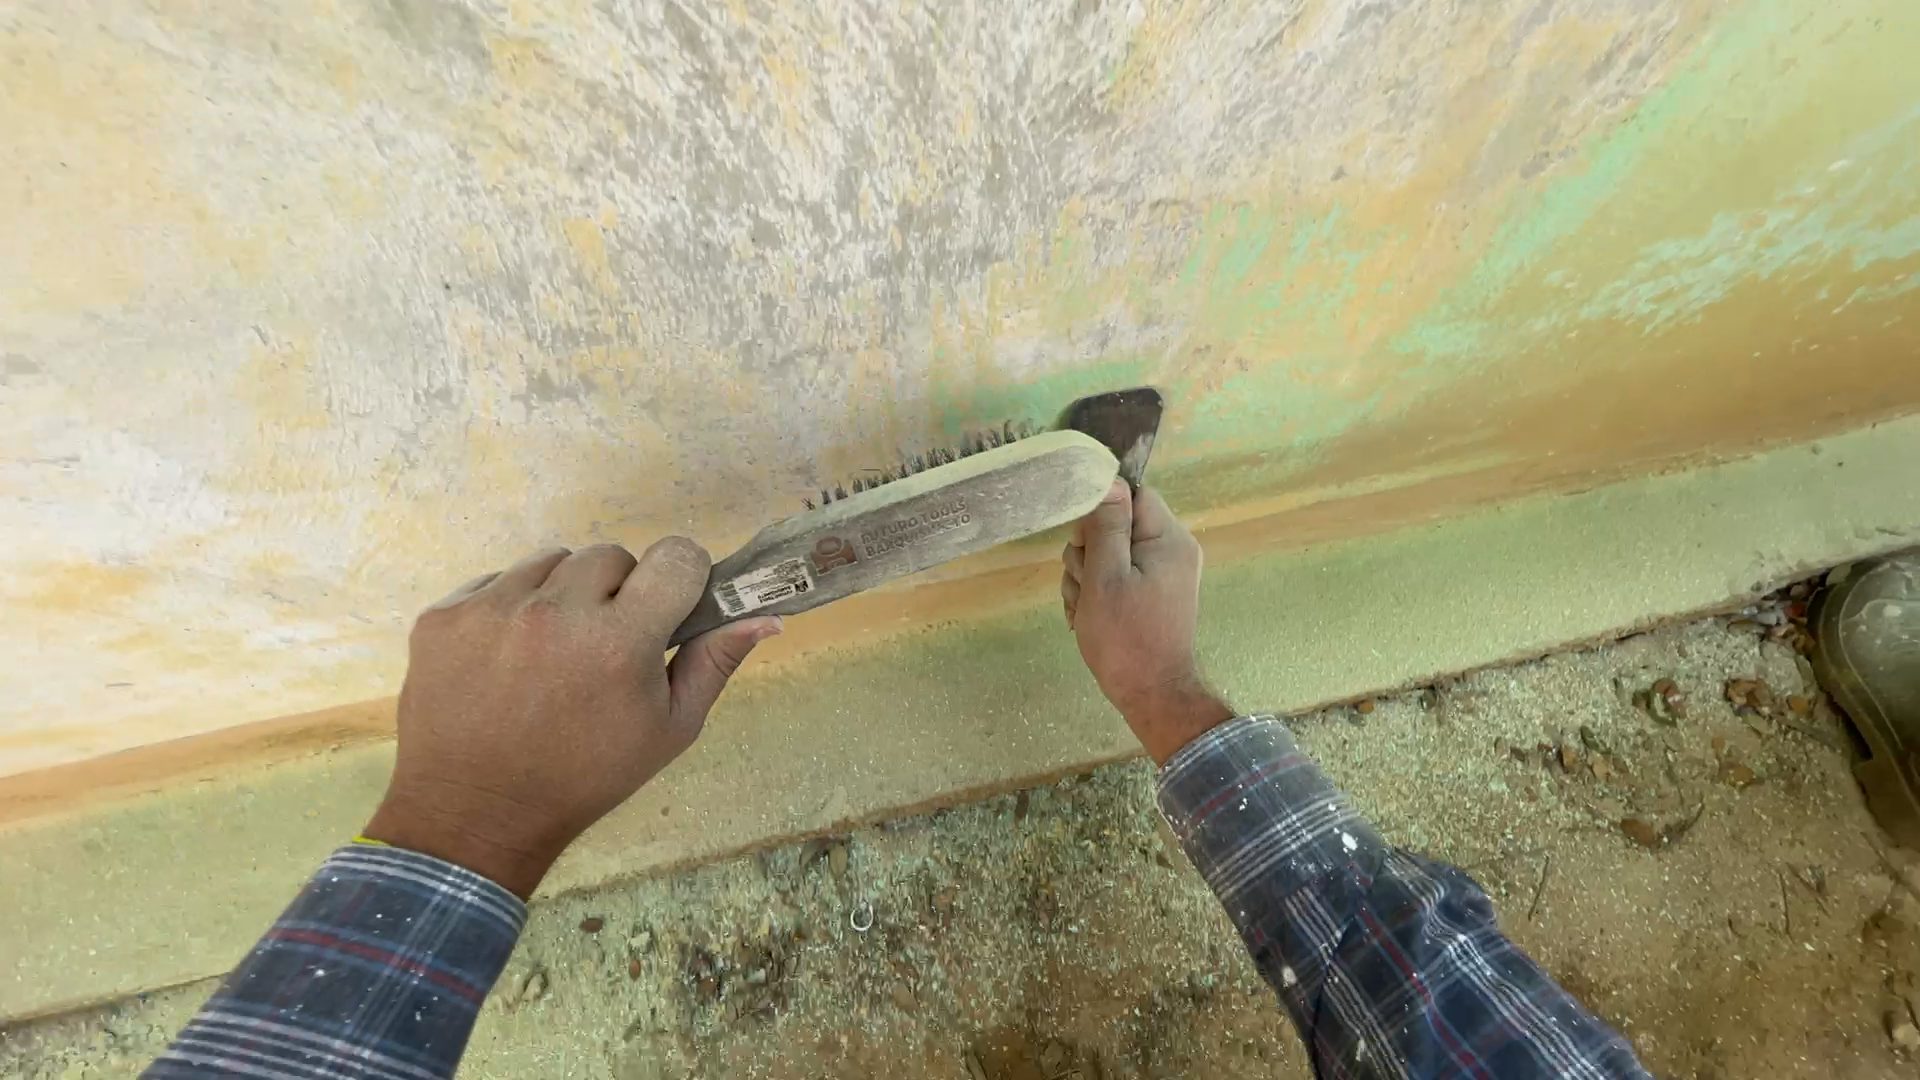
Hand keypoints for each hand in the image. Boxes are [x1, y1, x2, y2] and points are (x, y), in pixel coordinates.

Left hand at [362, 540, 780, 896]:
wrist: (475, 815)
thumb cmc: (590, 774)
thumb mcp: (672, 727)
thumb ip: (717, 662)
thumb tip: (767, 617)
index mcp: (621, 641)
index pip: (676, 556)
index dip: (683, 576)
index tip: (670, 605)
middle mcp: (557, 613)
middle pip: (613, 554)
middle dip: (622, 588)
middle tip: (609, 638)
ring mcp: (493, 610)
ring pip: (555, 559)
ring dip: (567, 591)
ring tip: (557, 645)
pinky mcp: (444, 616)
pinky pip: (500, 578)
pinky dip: (515, 603)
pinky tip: (512, 652)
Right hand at [1062, 480, 1233, 763]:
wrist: (1150, 695)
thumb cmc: (1126, 638)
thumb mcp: (1106, 577)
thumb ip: (1106, 526)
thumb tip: (1107, 479)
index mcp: (1169, 539)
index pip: (1131, 494)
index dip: (1100, 511)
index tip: (1085, 541)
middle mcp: (1170, 550)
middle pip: (1114, 524)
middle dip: (1088, 553)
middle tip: (1088, 585)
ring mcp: (1159, 574)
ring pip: (1104, 553)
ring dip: (1085, 579)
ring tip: (1088, 609)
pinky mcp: (1148, 594)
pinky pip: (1110, 577)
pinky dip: (1094, 595)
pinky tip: (1090, 617)